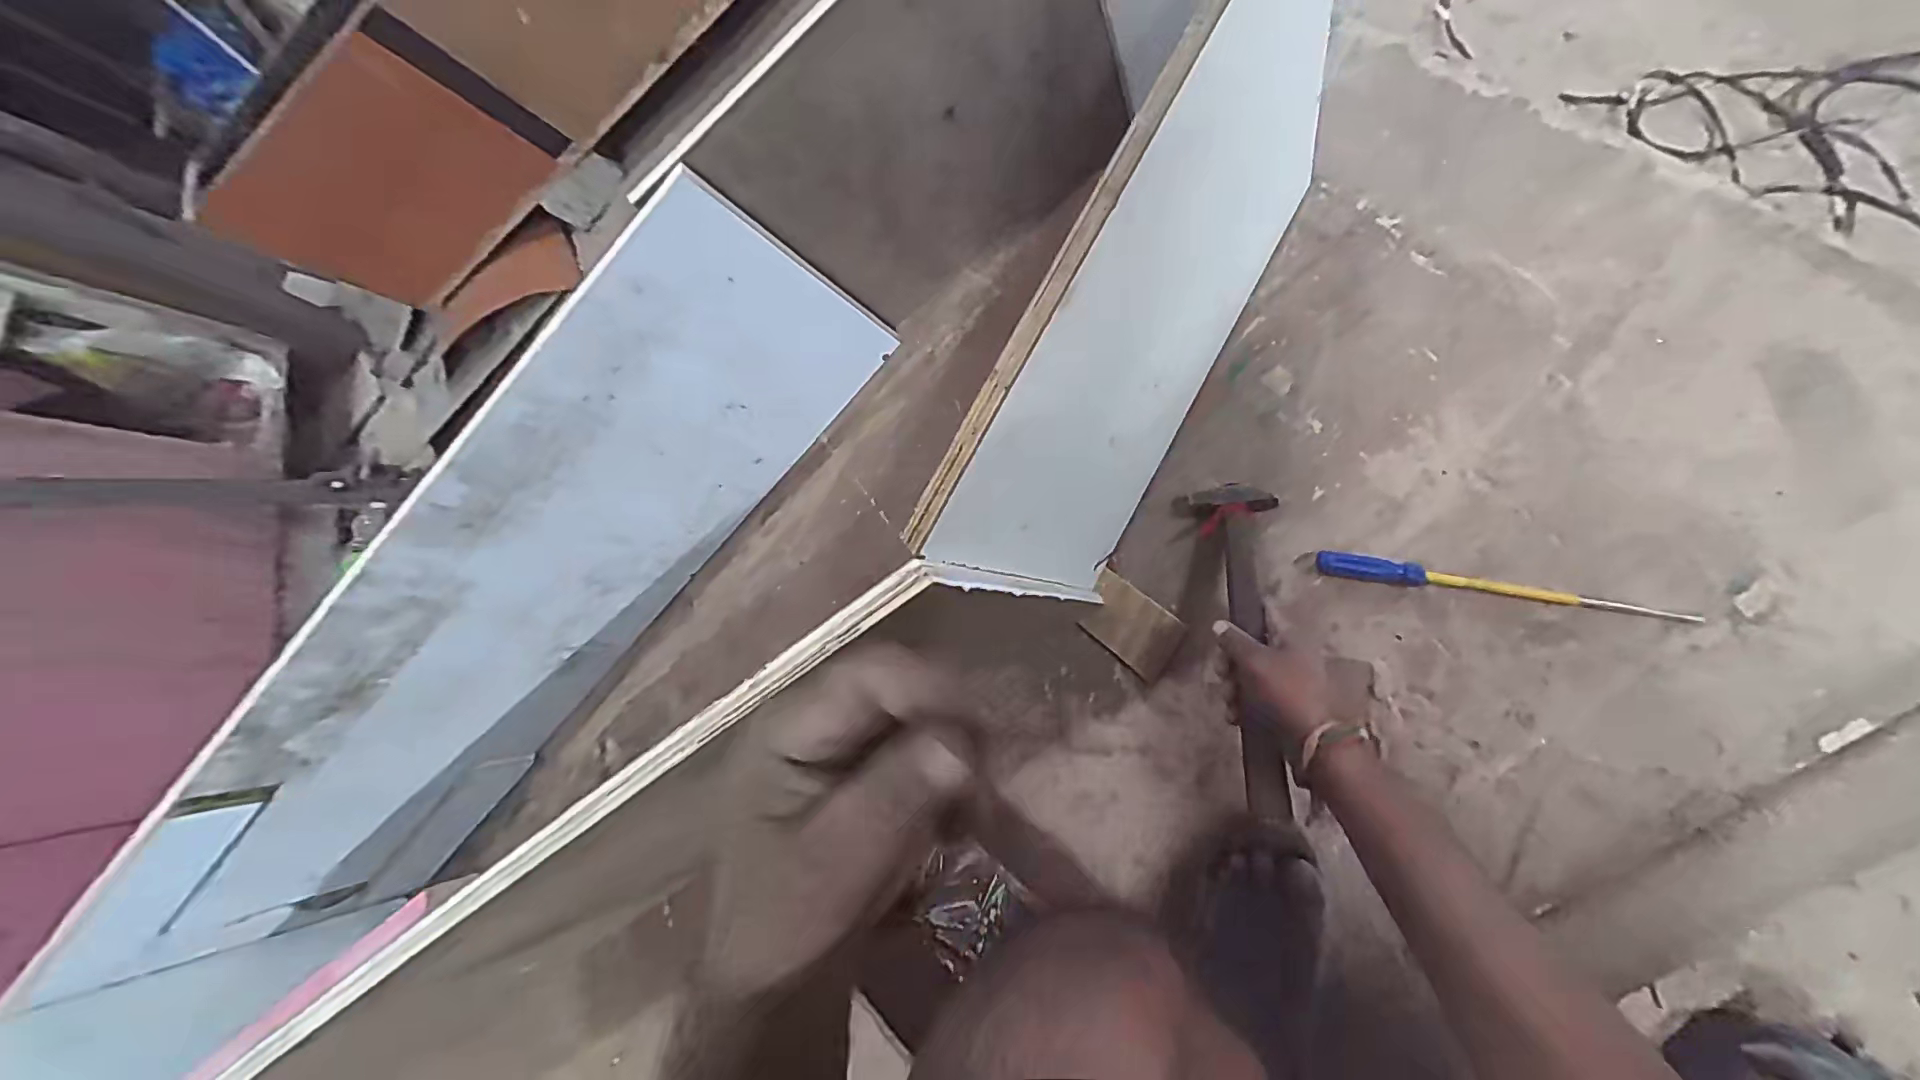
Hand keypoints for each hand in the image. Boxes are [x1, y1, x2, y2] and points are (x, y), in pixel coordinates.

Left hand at [696, 645, 975, 1000]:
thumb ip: (893, 797)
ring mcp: (843, 743)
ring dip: (957, 752)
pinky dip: (950, 777)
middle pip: (899, 687)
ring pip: (919, 716)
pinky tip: (957, 822)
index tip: (982, 731)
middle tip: (990, 773)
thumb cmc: (784, 925)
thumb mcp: (834, 865)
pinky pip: (924, 749)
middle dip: (951, 721)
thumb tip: (962, 741)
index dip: (929, 688)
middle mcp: (817, 718)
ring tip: (975, 808)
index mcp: (788, 726)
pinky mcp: (869, 771)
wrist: (771, 979)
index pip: (867, 674)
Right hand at [1213, 621, 1330, 745]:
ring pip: (1248, 680)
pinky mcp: (1282, 708)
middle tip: (1223, 676)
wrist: (1310, 740)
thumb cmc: (1283, 692)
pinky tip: (1235, 717)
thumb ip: (1233, 641)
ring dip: (1232, 691)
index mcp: (1290, 641)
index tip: (1222, 643)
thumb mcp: (1254, 661)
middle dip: (1230, 667)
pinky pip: (1254, 702)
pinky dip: (1242, 708)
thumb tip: (1219, 624)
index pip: (1259, 622)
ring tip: (1230, 704)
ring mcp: (1287, 686)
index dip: (1237, 630)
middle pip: (1249, 654)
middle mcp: (1290, 659)